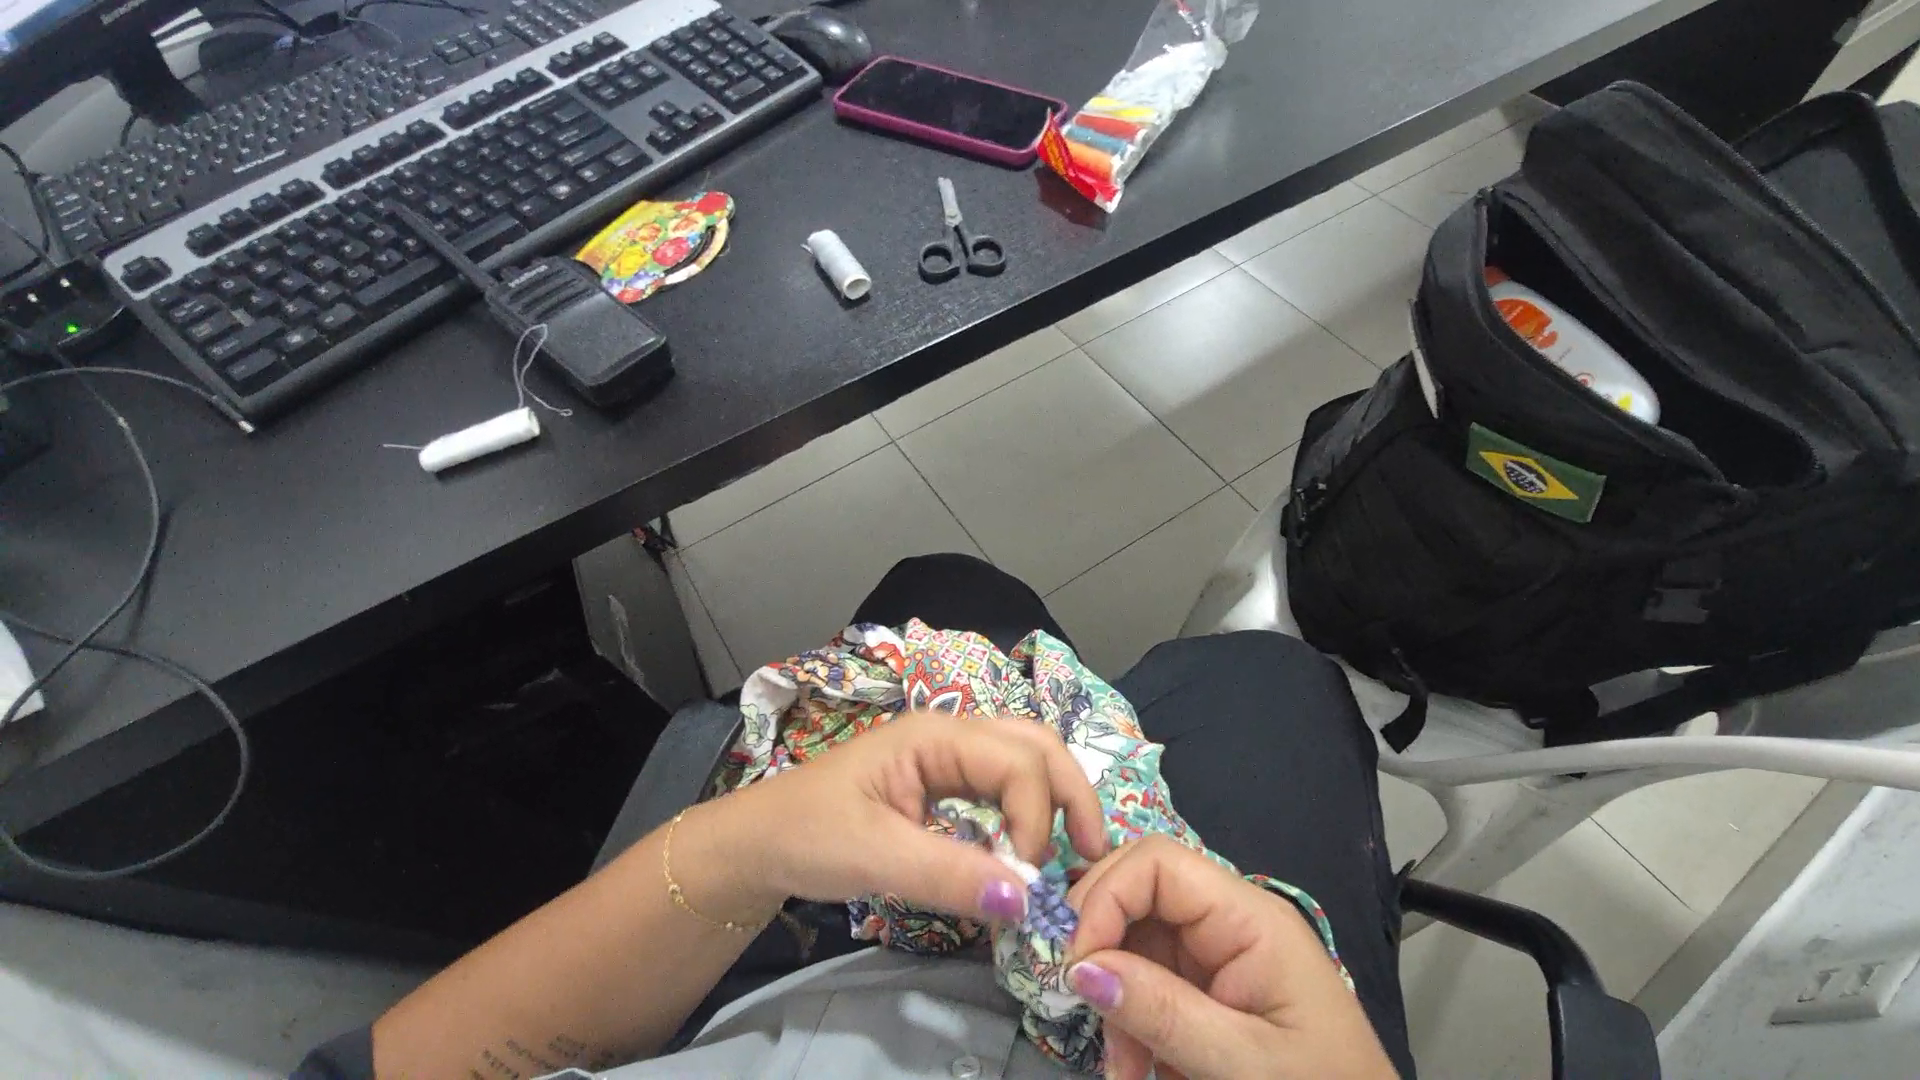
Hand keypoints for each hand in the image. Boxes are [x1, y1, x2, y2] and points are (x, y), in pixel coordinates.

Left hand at [689, 713, 1110, 924]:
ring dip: (1054, 798)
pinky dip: (1027, 812)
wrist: (760, 842)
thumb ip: (950, 874)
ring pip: (1024, 760)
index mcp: (935, 735)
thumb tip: (1026, 900)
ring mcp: (947, 757)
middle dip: (1070, 791)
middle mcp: (950, 735)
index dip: (1036, 820)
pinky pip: (1001, 787)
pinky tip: (1029, 848)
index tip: (1025, 880)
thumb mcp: (874, 855)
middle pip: (1035, 744)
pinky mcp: (942, 783)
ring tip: (1074, 849)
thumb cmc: (807, 834)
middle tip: (1093, 851)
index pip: (1017, 762)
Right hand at [1065, 836, 1397, 1079]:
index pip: (1159, 862)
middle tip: (1077, 1002)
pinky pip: (1147, 979)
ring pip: (1134, 941)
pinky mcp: (1207, 984)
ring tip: (1121, 1069)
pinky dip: (1128, 1020)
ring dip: (1113, 998)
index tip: (1076, 962)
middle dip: (1101, 945)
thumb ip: (1162, 1013)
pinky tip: (1134, 1067)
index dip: (1106, 895)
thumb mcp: (1244, 1065)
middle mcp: (1229, 920)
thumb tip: (1079, 968)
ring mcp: (1217, 952)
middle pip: (1139, 893)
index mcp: (1250, 918)